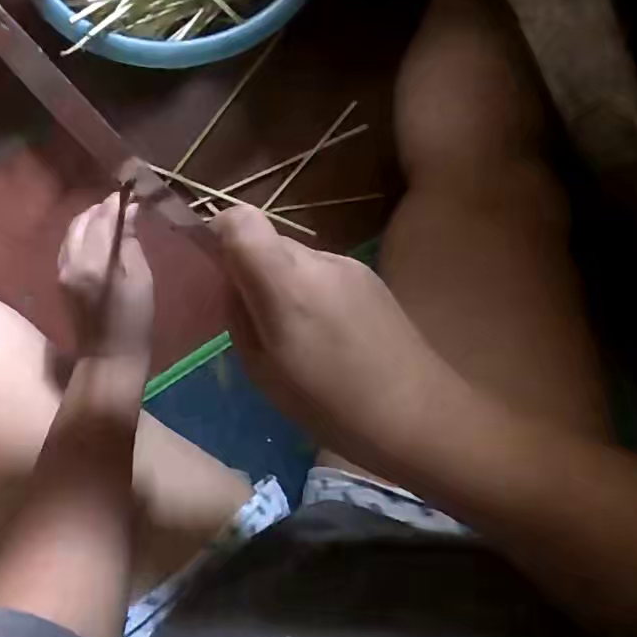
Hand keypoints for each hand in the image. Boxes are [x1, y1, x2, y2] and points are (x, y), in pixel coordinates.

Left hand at [58, 191, 153, 360]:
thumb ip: (130, 242)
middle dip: (100, 209)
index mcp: (94, 263)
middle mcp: (71, 262)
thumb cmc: (134, 321)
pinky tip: (96, 235)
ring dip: (89, 220)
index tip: (129, 193)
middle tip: (121, 204)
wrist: (108, 358)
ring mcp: (62, 271)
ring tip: (111, 216)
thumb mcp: (140, 279)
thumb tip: (130, 213)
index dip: (115, 204)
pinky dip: (81, 234)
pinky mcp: (60, 279)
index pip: (102, 220)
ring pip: (71, 232)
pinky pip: (67, 246)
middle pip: (82, 222)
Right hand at [211, 205, 455, 467]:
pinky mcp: (370, 275)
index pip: (239, 220)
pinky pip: (322, 270)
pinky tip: (328, 333)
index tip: (218, 272)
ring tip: (297, 334)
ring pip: (295, 257)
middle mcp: (317, 259)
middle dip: (251, 267)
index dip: (219, 235)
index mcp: (286, 283)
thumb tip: (233, 284)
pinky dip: (311, 290)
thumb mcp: (261, 371)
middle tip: (256, 318)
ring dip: (283, 281)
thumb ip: (239, 315)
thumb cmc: (329, 406)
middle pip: (267, 239)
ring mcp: (348, 264)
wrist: (419, 415)